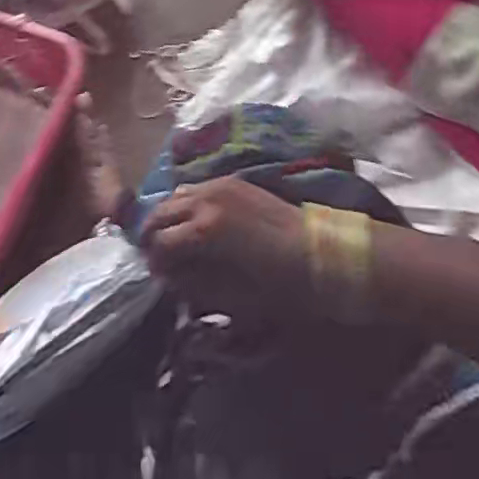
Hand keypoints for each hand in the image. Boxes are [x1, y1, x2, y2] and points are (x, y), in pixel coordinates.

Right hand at [140, 177, 311, 315]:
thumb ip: (193, 284)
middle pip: (161, 213)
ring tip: (173, 238)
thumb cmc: (282, 285)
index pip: (160, 243)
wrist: (325, 254)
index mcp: (205, 230)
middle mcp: (206, 199)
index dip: (155, 263)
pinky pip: (196, 188)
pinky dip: (187, 204)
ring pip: (175, 196)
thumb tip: (168, 277)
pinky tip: (194, 222)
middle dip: (153, 235)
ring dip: (168, 216)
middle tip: (158, 257)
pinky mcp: (233, 182)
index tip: (158, 277)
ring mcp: (219, 185)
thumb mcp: (232, 296)